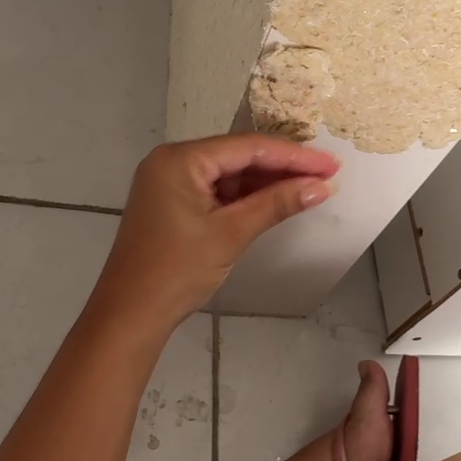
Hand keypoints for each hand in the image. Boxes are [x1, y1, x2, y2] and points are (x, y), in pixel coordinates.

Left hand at [87, 134, 338, 324]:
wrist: (129, 314)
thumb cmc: (176, 271)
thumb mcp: (230, 234)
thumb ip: (276, 204)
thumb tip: (321, 187)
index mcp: (179, 159)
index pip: (246, 147)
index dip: (293, 155)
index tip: (330, 164)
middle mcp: (172, 161)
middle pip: (238, 156)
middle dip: (283, 167)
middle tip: (327, 174)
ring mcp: (170, 182)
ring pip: (229, 174)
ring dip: (267, 183)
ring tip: (311, 188)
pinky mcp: (173, 203)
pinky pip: (216, 191)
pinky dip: (246, 198)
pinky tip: (277, 201)